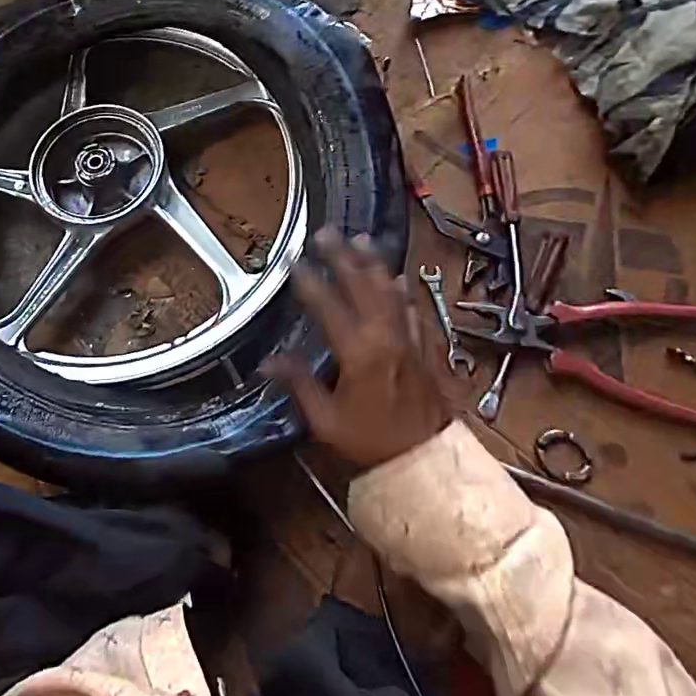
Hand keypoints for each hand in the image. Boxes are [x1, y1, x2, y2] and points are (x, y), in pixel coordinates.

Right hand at [268, 232, 449, 467]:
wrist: (429, 462)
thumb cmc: (371, 441)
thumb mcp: (325, 419)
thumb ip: (299, 384)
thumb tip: (267, 361)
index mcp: (358, 353)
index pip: (328, 307)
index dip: (309, 282)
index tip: (294, 261)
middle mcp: (385, 339)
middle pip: (362, 288)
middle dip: (342, 258)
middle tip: (326, 233)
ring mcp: (408, 341)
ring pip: (389, 292)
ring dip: (373, 264)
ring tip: (361, 239)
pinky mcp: (424, 348)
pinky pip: (412, 310)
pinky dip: (402, 290)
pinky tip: (396, 277)